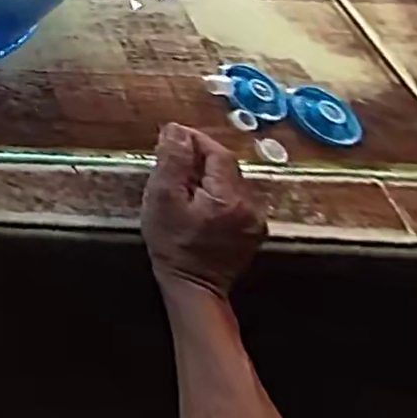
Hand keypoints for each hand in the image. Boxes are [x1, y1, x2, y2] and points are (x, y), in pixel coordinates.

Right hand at [141, 123, 265, 297]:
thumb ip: (173, 160)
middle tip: (170, 156)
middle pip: (225, 167)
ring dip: (205, 173)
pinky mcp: (251, 232)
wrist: (192, 287)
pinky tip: (194, 197)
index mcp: (230, 198)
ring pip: (228, 182)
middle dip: (198, 156)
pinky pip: (232, 198)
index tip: (171, 135)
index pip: (218, 153)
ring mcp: (254, 222)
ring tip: (179, 177)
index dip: (195, 140)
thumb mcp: (163, 196)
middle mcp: (251, 208)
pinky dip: (213, 190)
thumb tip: (177, 130)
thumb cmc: (172, 241)